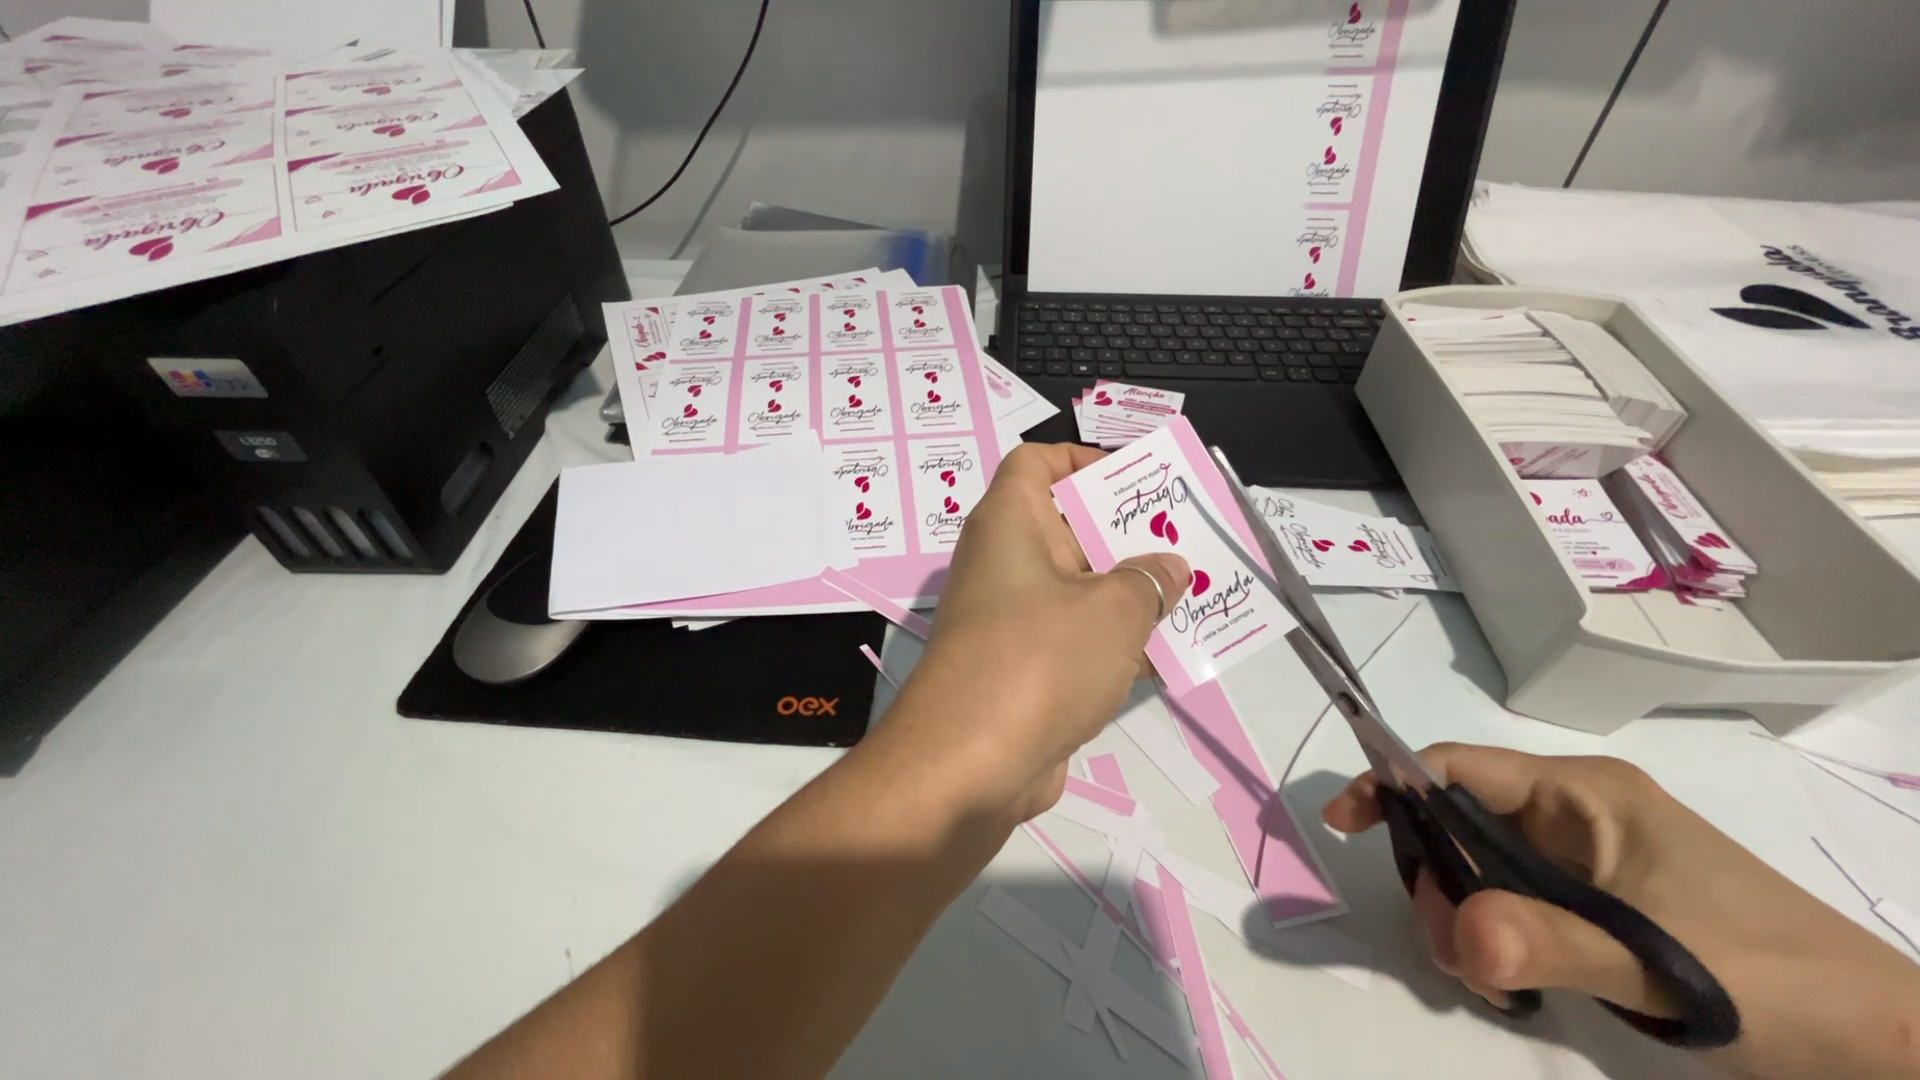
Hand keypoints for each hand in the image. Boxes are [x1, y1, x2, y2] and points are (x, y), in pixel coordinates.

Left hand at [878, 444, 1188, 823]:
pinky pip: (1074, 639)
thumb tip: (1168, 567)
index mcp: (1010, 523)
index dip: (1083, 460)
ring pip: (1077, 589)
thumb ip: (1150, 581)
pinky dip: (1114, 643)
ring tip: (1195, 595)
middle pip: (1067, 527)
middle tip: (1188, 540)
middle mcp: (1004, 563)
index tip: (1136, 481)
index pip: (1036, 462)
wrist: (968, 766)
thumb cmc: (1040, 660)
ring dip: (1130, 594)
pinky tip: (1168, 656)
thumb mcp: (1113, 610)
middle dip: (1128, 533)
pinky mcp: (1021, 669)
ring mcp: (1010, 620)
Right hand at [1323, 743, 1919, 1078]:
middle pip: (1456, 825)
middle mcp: (1570, 816)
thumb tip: (1454, 938)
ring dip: (1463, 920)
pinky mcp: (1586, 907)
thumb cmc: (1779, 979)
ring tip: (1490, 981)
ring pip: (1476, 871)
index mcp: (1582, 794)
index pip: (1458, 768)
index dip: (1392, 785)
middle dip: (1436, 882)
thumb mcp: (1662, 960)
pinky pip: (1506, 907)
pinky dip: (1491, 942)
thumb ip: (1552, 942)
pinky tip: (1510, 985)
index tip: (1345, 825)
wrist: (1890, 1051)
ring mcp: (1577, 863)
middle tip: (1454, 951)